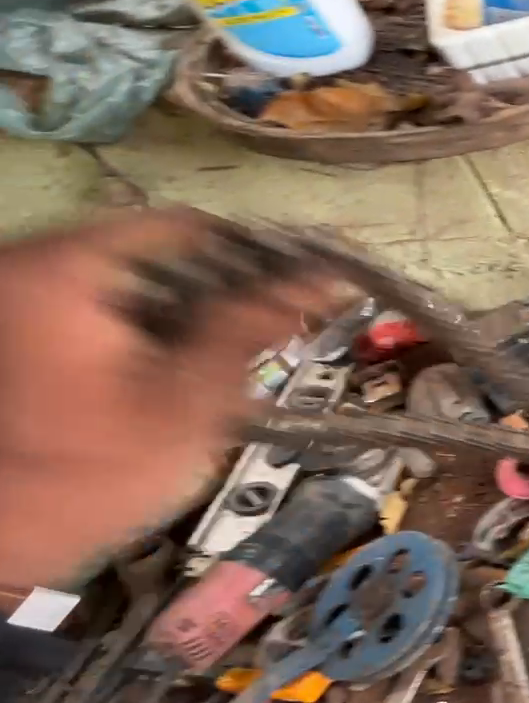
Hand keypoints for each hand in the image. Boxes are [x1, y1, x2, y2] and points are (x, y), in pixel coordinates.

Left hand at [0, 209, 340, 586]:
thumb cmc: (95, 474)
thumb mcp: (194, 398)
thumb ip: (253, 324)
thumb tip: (325, 277)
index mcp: (59, 274)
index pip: (188, 228)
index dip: (261, 251)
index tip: (312, 279)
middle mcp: (21, 268)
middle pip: (157, 248)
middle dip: (231, 282)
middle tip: (287, 320)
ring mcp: (12, 299)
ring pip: (134, 276)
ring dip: (199, 304)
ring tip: (247, 343)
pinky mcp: (14, 328)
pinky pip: (101, 300)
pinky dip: (155, 320)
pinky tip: (188, 358)